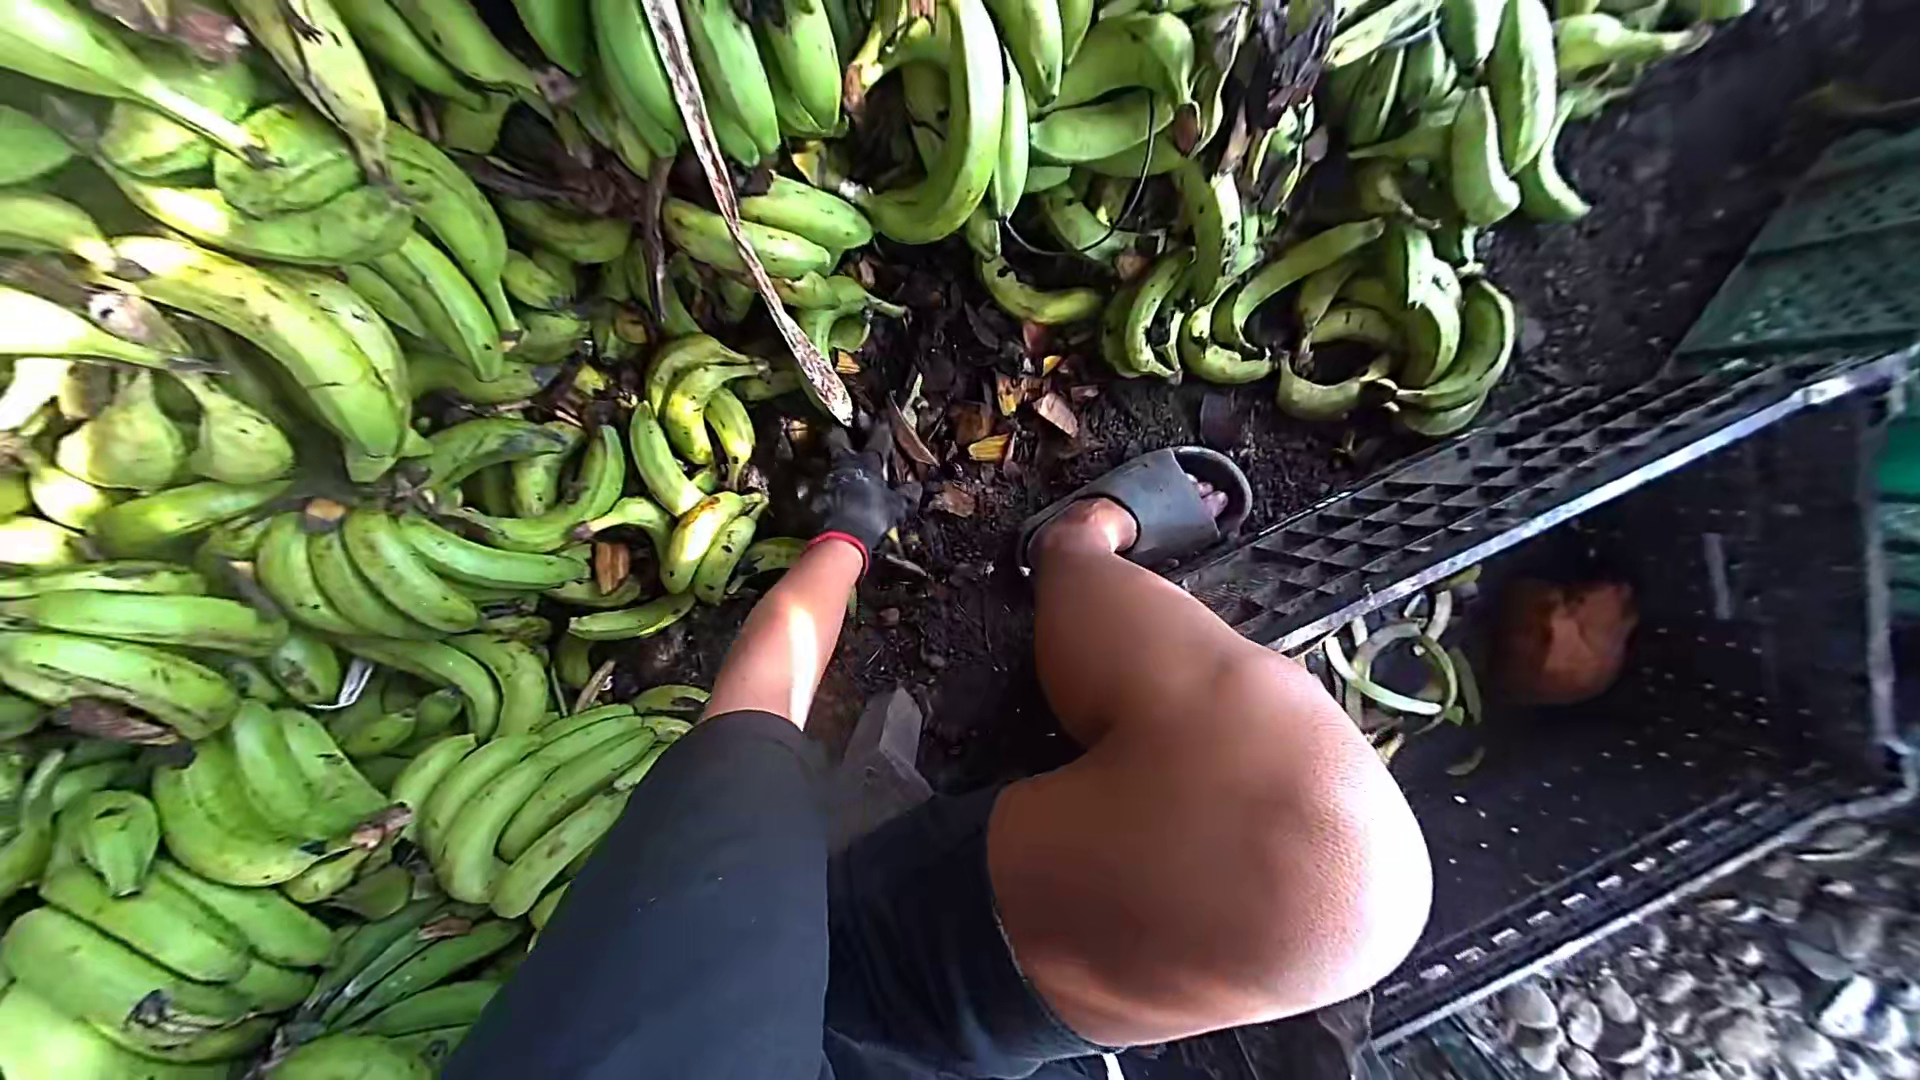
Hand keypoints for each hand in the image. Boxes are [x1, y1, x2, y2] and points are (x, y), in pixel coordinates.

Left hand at [812, 420, 912, 553]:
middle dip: (842, 433)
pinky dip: (830, 479)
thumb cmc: (874, 515)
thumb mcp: (896, 507)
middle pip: (838, 438)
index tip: (882, 418)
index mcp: (868, 462)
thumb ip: (906, 495)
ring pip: (830, 457)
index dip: (881, 427)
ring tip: (840, 459)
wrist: (845, 534)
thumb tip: (916, 486)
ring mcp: (830, 476)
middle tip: (846, 431)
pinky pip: (825, 478)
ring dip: (834, 455)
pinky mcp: (818, 491)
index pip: (877, 439)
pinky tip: (834, 485)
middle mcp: (846, 463)